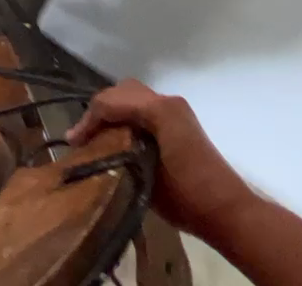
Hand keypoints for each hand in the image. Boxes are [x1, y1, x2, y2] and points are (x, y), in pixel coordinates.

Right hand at [66, 79, 255, 238]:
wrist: (228, 210)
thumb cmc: (187, 196)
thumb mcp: (144, 175)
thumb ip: (119, 152)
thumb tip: (93, 150)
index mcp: (158, 110)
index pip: (110, 101)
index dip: (88, 120)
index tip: (74, 142)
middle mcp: (167, 101)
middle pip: (122, 90)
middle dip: (99, 109)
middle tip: (84, 136)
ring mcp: (176, 109)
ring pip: (134, 95)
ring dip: (114, 110)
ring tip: (98, 136)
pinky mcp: (180, 121)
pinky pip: (146, 107)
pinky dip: (128, 115)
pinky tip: (120, 137)